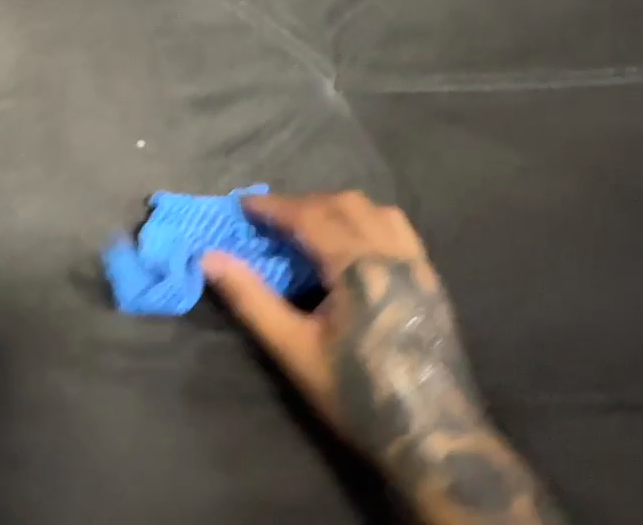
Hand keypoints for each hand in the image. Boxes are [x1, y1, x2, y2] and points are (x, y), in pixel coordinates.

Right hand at [203, 193, 563, 524]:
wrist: (434, 439)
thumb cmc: (356, 394)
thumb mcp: (292, 349)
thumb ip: (250, 298)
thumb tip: (208, 257)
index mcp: (359, 269)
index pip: (310, 216)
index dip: (273, 206)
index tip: (243, 206)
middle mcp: (392, 257)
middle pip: (342, 205)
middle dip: (302, 203)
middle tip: (269, 219)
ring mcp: (418, 267)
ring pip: (374, 211)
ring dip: (335, 207)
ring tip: (307, 226)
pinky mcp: (431, 282)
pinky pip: (397, 229)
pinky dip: (365, 220)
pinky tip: (349, 244)